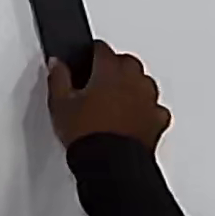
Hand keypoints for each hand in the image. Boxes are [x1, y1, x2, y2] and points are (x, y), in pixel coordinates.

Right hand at [46, 41, 171, 151]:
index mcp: (109, 72)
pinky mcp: (157, 123)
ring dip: (133, 82)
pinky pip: (156, 107)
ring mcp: (148, 103)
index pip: (103, 49)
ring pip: (145, 82)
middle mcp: (133, 83)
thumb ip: (58, 78)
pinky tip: (135, 113)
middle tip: (100, 71)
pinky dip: (146, 107)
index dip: (93, 50)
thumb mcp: (60, 102)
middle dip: (116, 63)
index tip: (87, 54)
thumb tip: (57, 64)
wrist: (111, 165)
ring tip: (117, 91)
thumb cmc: (88, 133)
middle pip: (128, 61)